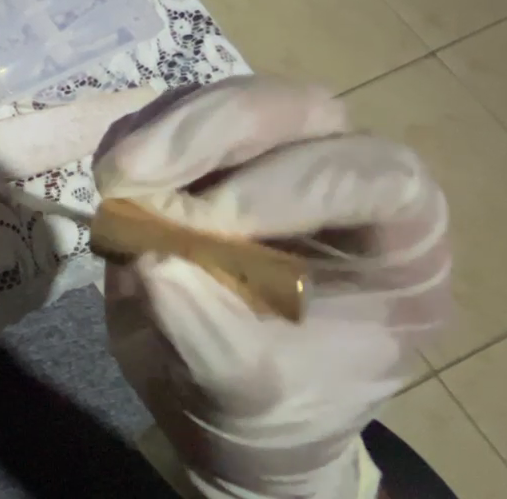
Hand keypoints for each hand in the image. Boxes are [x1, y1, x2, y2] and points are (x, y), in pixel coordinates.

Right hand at [95, 78, 451, 498]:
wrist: (213, 399)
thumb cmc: (261, 405)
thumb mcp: (242, 391)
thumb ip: (207, 335)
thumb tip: (151, 265)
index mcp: (397, 244)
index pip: (374, 175)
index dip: (291, 184)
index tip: (205, 223)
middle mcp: (336, 182)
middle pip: (295, 110)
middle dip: (211, 131)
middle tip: (133, 175)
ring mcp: (260, 159)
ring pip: (221, 101)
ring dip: (160, 133)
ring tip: (114, 183)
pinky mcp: (194, 153)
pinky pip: (162, 116)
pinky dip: (128, 139)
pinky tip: (110, 183)